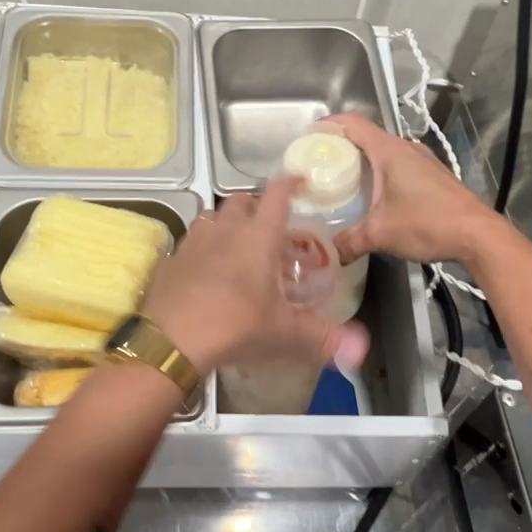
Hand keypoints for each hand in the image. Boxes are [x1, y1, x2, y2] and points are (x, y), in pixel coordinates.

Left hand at [142, 178, 367, 372]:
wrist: (171, 340)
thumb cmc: (236, 325)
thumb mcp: (285, 333)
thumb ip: (324, 337)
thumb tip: (360, 350)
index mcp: (258, 236)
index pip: (277, 194)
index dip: (290, 183)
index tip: (300, 181)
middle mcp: (225, 229)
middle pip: (241, 200)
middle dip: (257, 206)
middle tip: (270, 226)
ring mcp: (194, 241)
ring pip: (212, 217)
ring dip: (227, 223)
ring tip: (238, 246)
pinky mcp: (171, 258)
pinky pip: (191, 241)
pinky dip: (203, 248)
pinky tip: (207, 270)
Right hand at [323, 114, 507, 266]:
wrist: (478, 235)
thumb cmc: (427, 223)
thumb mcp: (380, 234)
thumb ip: (349, 242)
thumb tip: (329, 254)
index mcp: (389, 151)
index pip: (353, 124)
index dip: (329, 124)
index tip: (310, 135)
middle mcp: (407, 149)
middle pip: (368, 136)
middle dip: (342, 146)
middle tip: (320, 164)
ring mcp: (423, 161)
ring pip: (385, 153)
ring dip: (364, 161)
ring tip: (343, 181)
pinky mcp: (433, 177)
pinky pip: (399, 166)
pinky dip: (382, 174)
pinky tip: (375, 196)